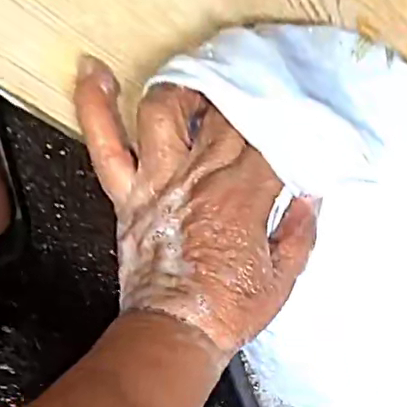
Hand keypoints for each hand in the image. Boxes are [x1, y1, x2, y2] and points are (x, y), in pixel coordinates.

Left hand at [74, 58, 318, 357]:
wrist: (178, 331)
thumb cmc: (227, 310)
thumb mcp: (283, 278)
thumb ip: (300, 232)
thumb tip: (311, 198)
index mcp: (244, 195)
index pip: (269, 137)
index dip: (283, 121)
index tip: (292, 117)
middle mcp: (202, 176)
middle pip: (222, 112)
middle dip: (240, 91)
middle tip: (251, 84)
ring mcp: (160, 181)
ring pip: (164, 109)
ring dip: (180, 89)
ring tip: (194, 88)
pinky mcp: (129, 195)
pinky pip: (104, 142)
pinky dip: (94, 105)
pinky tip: (96, 75)